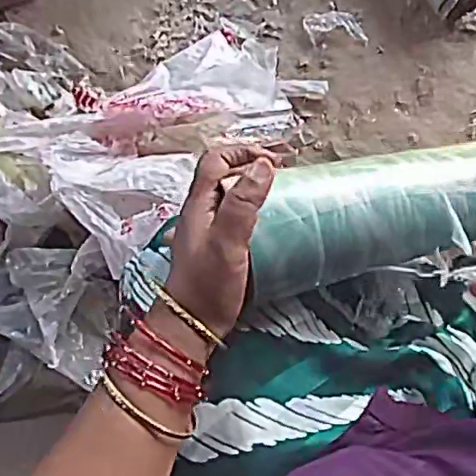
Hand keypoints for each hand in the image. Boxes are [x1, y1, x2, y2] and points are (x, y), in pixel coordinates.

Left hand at [154, 145, 276, 350]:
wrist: (192, 324)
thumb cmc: (208, 283)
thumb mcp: (228, 240)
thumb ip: (244, 203)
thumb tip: (265, 165)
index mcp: (199, 204)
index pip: (215, 160)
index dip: (242, 151)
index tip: (273, 160)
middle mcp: (202, 211)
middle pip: (222, 173)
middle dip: (251, 163)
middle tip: (283, 170)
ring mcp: (209, 229)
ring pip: (230, 193)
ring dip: (254, 184)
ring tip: (281, 189)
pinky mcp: (220, 245)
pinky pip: (237, 213)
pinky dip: (255, 205)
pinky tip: (271, 217)